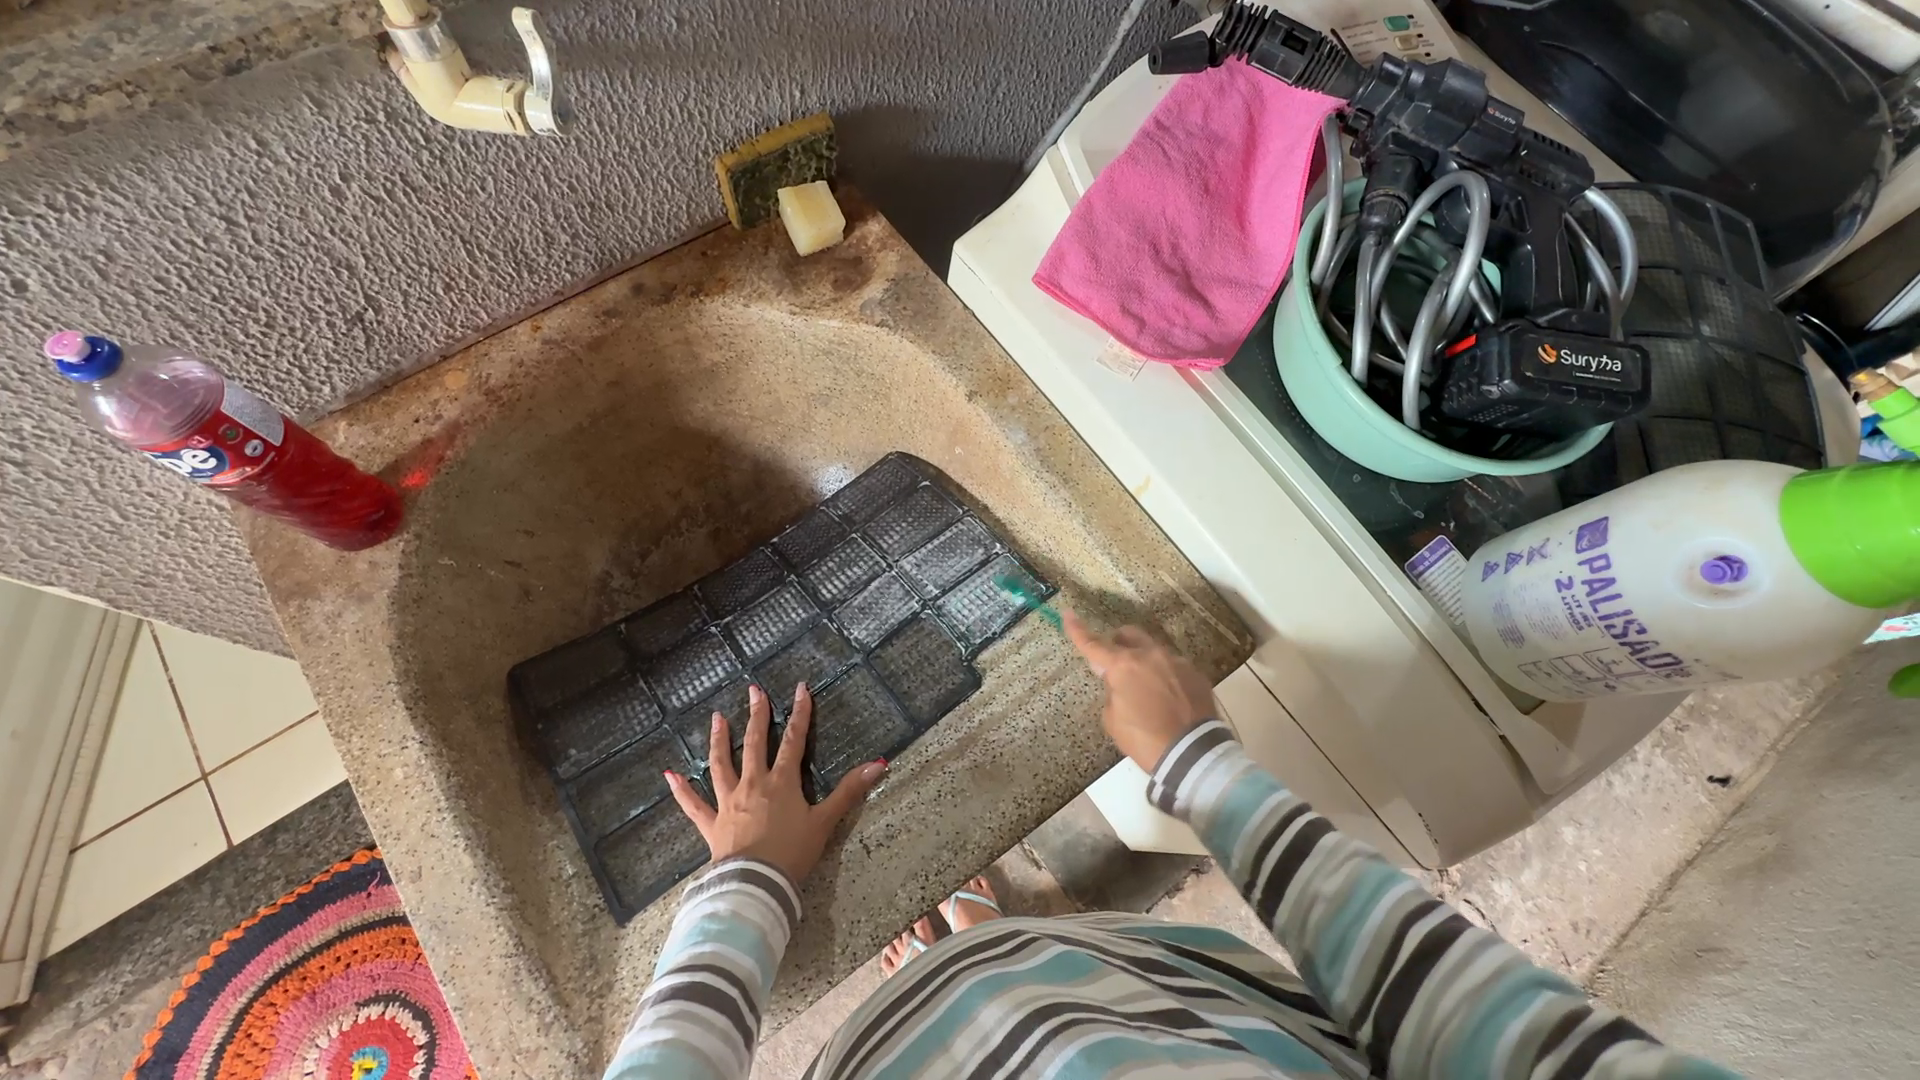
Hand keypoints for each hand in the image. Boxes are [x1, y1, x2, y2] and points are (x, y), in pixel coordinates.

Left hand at [665, 682, 886, 885]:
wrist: (756, 884)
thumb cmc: (793, 853)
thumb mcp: (825, 822)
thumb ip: (849, 791)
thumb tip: (878, 764)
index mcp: (782, 782)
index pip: (794, 741)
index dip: (800, 714)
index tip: (800, 689)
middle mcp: (753, 784)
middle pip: (754, 744)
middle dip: (757, 715)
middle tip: (754, 690)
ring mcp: (729, 802)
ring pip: (721, 764)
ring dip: (719, 740)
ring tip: (716, 718)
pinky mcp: (712, 824)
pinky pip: (693, 805)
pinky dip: (681, 790)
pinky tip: (669, 775)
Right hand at [1064, 611, 1215, 772]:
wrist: (1192, 754)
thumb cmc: (1145, 739)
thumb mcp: (1114, 720)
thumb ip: (1112, 693)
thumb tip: (1118, 682)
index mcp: (1124, 666)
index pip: (1093, 644)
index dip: (1078, 630)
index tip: (1068, 614)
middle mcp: (1150, 656)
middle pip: (1129, 635)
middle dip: (1118, 642)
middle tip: (1115, 661)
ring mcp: (1176, 662)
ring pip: (1153, 651)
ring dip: (1144, 661)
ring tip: (1146, 687)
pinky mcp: (1196, 674)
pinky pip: (1174, 667)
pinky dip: (1165, 676)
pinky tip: (1167, 697)